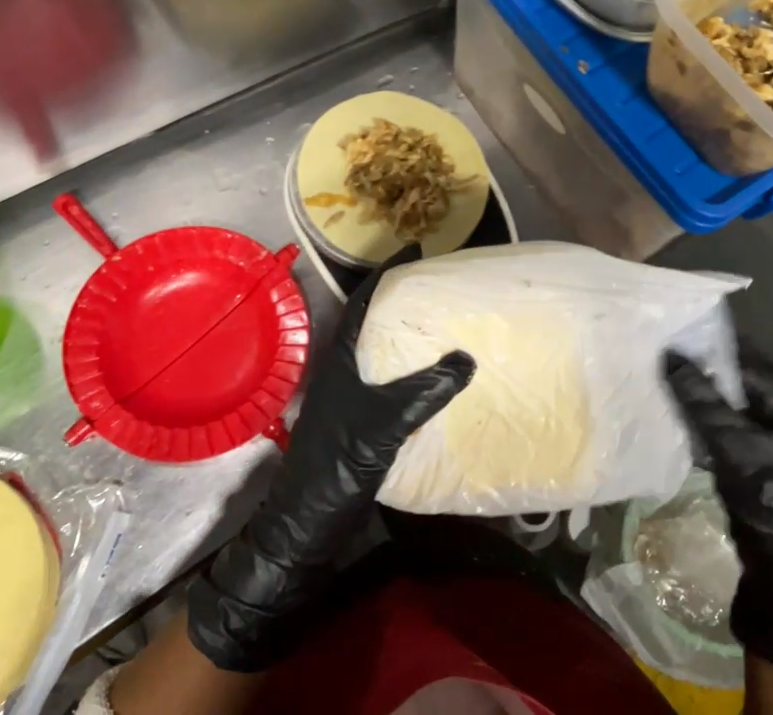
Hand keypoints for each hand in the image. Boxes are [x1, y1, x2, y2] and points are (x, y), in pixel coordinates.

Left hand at [187, 244, 474, 671]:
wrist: (305, 522)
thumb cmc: (336, 465)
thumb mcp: (383, 424)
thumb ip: (424, 391)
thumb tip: (467, 358)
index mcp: (341, 357)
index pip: (364, 300)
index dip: (387, 272)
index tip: (417, 250)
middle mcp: (344, 368)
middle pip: (374, 319)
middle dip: (402, 296)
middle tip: (441, 283)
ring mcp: (351, 394)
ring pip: (382, 348)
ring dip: (407, 331)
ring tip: (446, 319)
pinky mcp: (361, 418)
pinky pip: (391, 377)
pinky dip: (413, 365)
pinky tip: (438, 373)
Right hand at [665, 349, 772, 677]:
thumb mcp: (737, 447)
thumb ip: (703, 401)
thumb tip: (670, 354)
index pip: (738, 352)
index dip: (701, 340)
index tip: (660, 325)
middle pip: (724, 375)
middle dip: (689, 365)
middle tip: (644, 350)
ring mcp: (756, 432)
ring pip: (714, 401)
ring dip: (686, 394)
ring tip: (644, 375)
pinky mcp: (740, 455)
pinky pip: (709, 426)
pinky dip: (689, 420)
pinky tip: (658, 413)